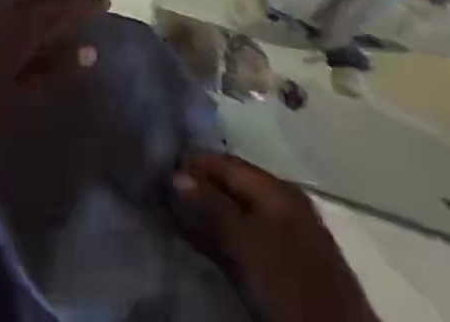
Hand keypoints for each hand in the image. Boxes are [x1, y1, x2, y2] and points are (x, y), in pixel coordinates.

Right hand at [175, 153, 376, 321]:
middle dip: (198, 189)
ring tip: (173, 219)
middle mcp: (284, 203)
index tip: (159, 174)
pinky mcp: (285, 261)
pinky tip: (201, 244)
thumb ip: (213, 207)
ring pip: (238, 211)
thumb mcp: (247, 244)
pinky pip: (246, 234)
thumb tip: (176, 174)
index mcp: (278, 190)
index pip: (227, 163)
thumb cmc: (290, 286)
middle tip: (162, 198)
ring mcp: (287, 232)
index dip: (194, 165)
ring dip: (208, 213)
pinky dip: (222, 235)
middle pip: (233, 185)